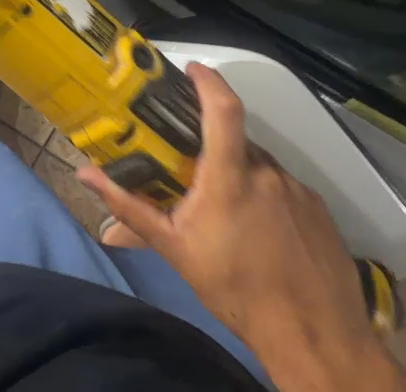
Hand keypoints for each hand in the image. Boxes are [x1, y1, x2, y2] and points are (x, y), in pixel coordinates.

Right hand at [78, 64, 405, 391]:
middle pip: (236, 142)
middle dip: (213, 151)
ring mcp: (297, 189)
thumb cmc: (235, 288)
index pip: (223, 110)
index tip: (191, 69)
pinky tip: (260, 233)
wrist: (315, 337)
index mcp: (230, 177)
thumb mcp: (174, 249)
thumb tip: (85, 175)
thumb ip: (130, 207)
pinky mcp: (320, 209)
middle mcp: (267, 173)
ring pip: (260, 167)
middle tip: (193, 175)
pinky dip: (266, 198)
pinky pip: (283, 189)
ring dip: (240, 178)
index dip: (208, 81)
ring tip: (228, 215)